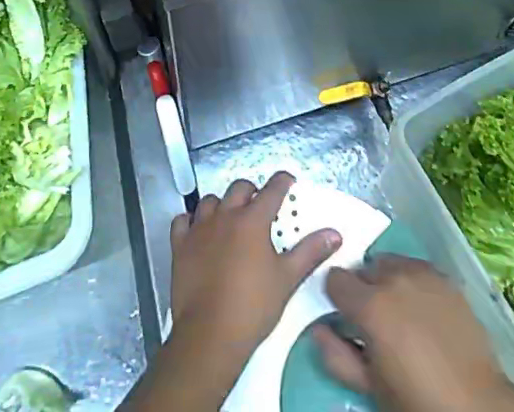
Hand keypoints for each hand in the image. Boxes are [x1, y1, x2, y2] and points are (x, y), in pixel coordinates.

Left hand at [169, 171, 342, 367]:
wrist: (210, 332)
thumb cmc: (253, 306)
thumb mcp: (287, 279)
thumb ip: (310, 252)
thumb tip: (334, 234)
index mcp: (252, 221)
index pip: (271, 191)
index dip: (282, 182)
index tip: (287, 180)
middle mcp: (224, 216)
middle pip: (239, 189)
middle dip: (252, 191)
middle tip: (260, 205)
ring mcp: (199, 228)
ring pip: (210, 201)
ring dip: (222, 204)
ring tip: (230, 218)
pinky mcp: (180, 245)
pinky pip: (183, 221)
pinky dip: (191, 221)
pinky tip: (197, 230)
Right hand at [316, 255, 513, 411]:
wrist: (479, 407)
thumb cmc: (418, 402)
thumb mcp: (370, 388)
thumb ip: (336, 356)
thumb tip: (318, 331)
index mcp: (370, 305)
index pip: (335, 279)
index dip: (337, 299)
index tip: (346, 318)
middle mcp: (394, 279)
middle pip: (363, 269)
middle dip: (363, 290)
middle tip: (375, 321)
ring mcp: (423, 275)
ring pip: (390, 264)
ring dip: (387, 281)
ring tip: (400, 313)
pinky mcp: (446, 280)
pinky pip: (417, 268)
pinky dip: (412, 281)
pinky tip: (421, 308)